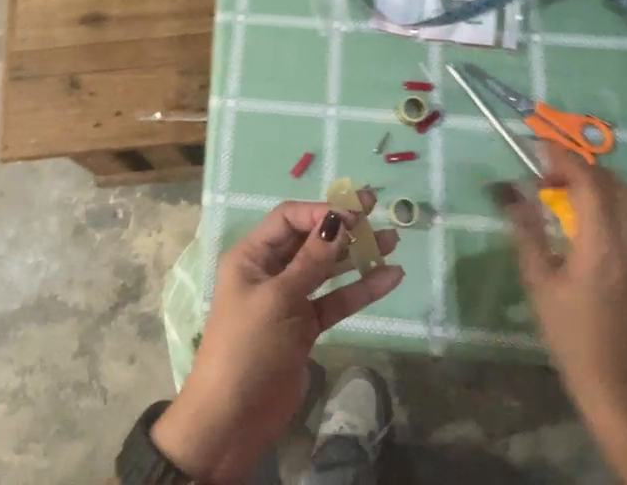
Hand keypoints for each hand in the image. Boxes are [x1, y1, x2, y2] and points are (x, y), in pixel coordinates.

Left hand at [151, 191, 403, 483]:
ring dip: (357, 255)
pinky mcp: (306, 326)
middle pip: (310, 239)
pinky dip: (360, 289)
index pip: (288, 218)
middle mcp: (270, 271)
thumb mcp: (279, 298)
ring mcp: (289, 299)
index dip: (320, 212)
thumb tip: (339, 219)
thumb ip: (312, 260)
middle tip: (377, 208)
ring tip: (391, 241)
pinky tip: (390, 277)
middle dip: (343, 225)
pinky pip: (336, 300)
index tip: (355, 213)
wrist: (234, 419)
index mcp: (251, 256)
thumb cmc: (247, 347)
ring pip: (327, 268)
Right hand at [500, 143, 626, 413]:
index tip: (540, 142)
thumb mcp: (538, 280)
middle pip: (612, 183)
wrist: (612, 375)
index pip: (589, 183)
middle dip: (580, 166)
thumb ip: (526, 230)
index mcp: (599, 245)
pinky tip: (591, 212)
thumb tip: (510, 192)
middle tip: (547, 171)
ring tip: (569, 187)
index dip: (564, 157)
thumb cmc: (567, 331)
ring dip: (600, 181)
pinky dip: (614, 200)